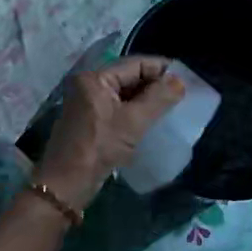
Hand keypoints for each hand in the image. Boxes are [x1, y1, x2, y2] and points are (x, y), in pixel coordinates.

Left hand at [38, 56, 184, 209]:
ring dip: (147, 98)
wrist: (66, 186)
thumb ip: (159, 97)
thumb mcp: (133, 122)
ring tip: (171, 106)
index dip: (162, 70)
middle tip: (181, 94)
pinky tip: (152, 119)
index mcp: (95, 78)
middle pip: (131, 76)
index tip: (185, 80)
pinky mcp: (91, 118)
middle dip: (156, 84)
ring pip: (126, 92)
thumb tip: (179, 81)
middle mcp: (89, 84)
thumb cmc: (99, 148)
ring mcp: (88, 102)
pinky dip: (136, 109)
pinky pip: (120, 106)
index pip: (136, 63)